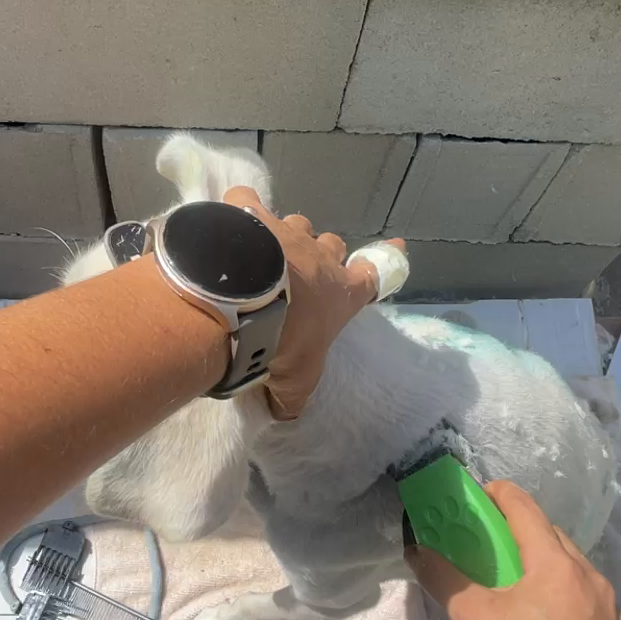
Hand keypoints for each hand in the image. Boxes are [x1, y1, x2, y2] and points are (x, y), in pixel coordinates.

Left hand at [221, 186, 401, 419]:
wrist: (239, 304)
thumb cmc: (281, 342)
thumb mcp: (295, 381)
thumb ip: (293, 397)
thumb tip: (285, 416)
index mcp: (341, 293)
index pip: (372, 276)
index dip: (377, 268)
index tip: (391, 251)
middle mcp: (320, 256)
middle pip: (332, 244)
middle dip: (321, 255)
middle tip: (299, 276)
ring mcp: (286, 231)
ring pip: (296, 223)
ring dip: (284, 236)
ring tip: (261, 257)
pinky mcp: (251, 215)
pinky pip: (248, 202)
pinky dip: (241, 211)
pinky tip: (229, 223)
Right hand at [408, 481, 620, 619]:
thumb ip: (444, 579)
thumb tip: (417, 550)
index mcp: (556, 566)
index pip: (525, 508)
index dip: (499, 494)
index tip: (478, 497)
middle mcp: (593, 580)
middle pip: (554, 538)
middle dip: (521, 534)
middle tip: (491, 549)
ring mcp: (618, 616)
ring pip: (578, 576)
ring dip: (549, 572)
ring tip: (522, 597)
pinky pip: (597, 613)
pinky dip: (574, 610)